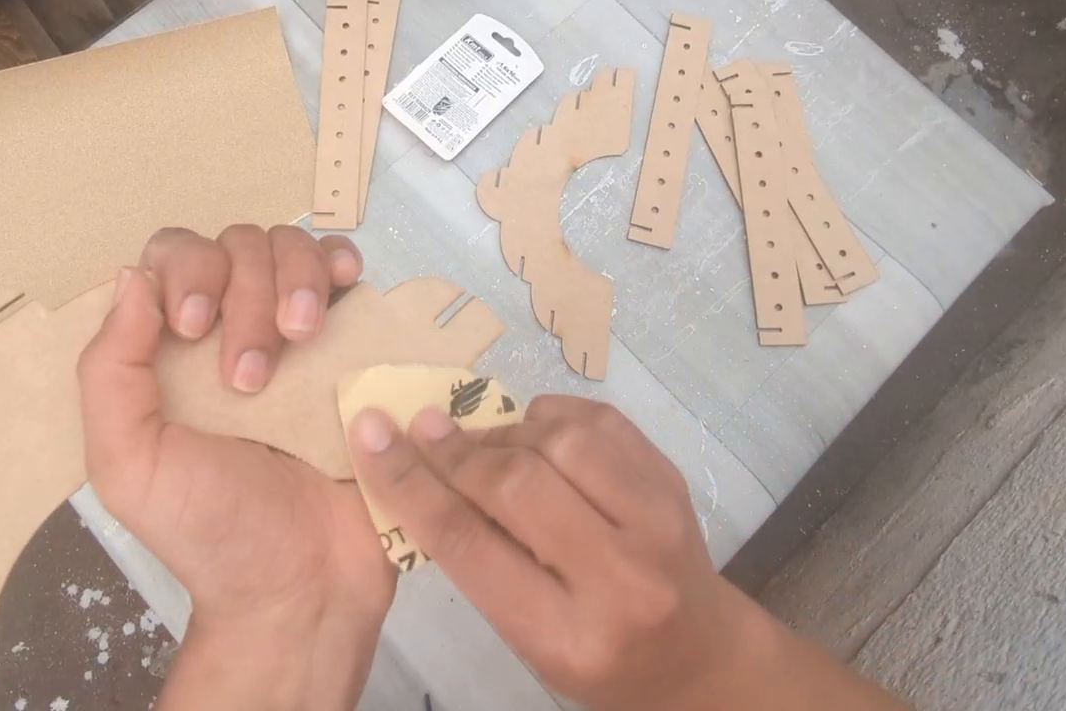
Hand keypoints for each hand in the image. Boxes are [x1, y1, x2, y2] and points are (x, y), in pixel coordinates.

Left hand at [78, 226, 394, 710]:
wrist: (306, 581)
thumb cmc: (212, 529)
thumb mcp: (131, 464)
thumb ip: (111, 373)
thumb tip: (133, 277)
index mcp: (178, 346)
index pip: (177, 256)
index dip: (188, 271)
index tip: (195, 328)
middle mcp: (236, 322)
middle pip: (239, 245)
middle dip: (245, 296)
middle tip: (251, 375)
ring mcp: (298, 326)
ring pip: (292, 245)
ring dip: (294, 278)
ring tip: (302, 338)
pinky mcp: (351, 337)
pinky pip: (346, 270)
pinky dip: (341, 262)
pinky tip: (344, 284)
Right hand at [347, 397, 908, 710]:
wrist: (695, 651)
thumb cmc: (591, 650)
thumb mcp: (525, 628)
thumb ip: (478, 551)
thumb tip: (424, 458)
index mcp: (565, 635)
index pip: (468, 544)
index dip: (410, 481)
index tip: (370, 433)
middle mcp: (620, 579)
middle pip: (515, 484)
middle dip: (456, 449)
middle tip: (425, 428)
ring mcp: (658, 522)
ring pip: (560, 439)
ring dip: (508, 429)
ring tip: (491, 443)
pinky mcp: (673, 478)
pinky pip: (597, 417)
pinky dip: (552, 414)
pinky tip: (538, 433)